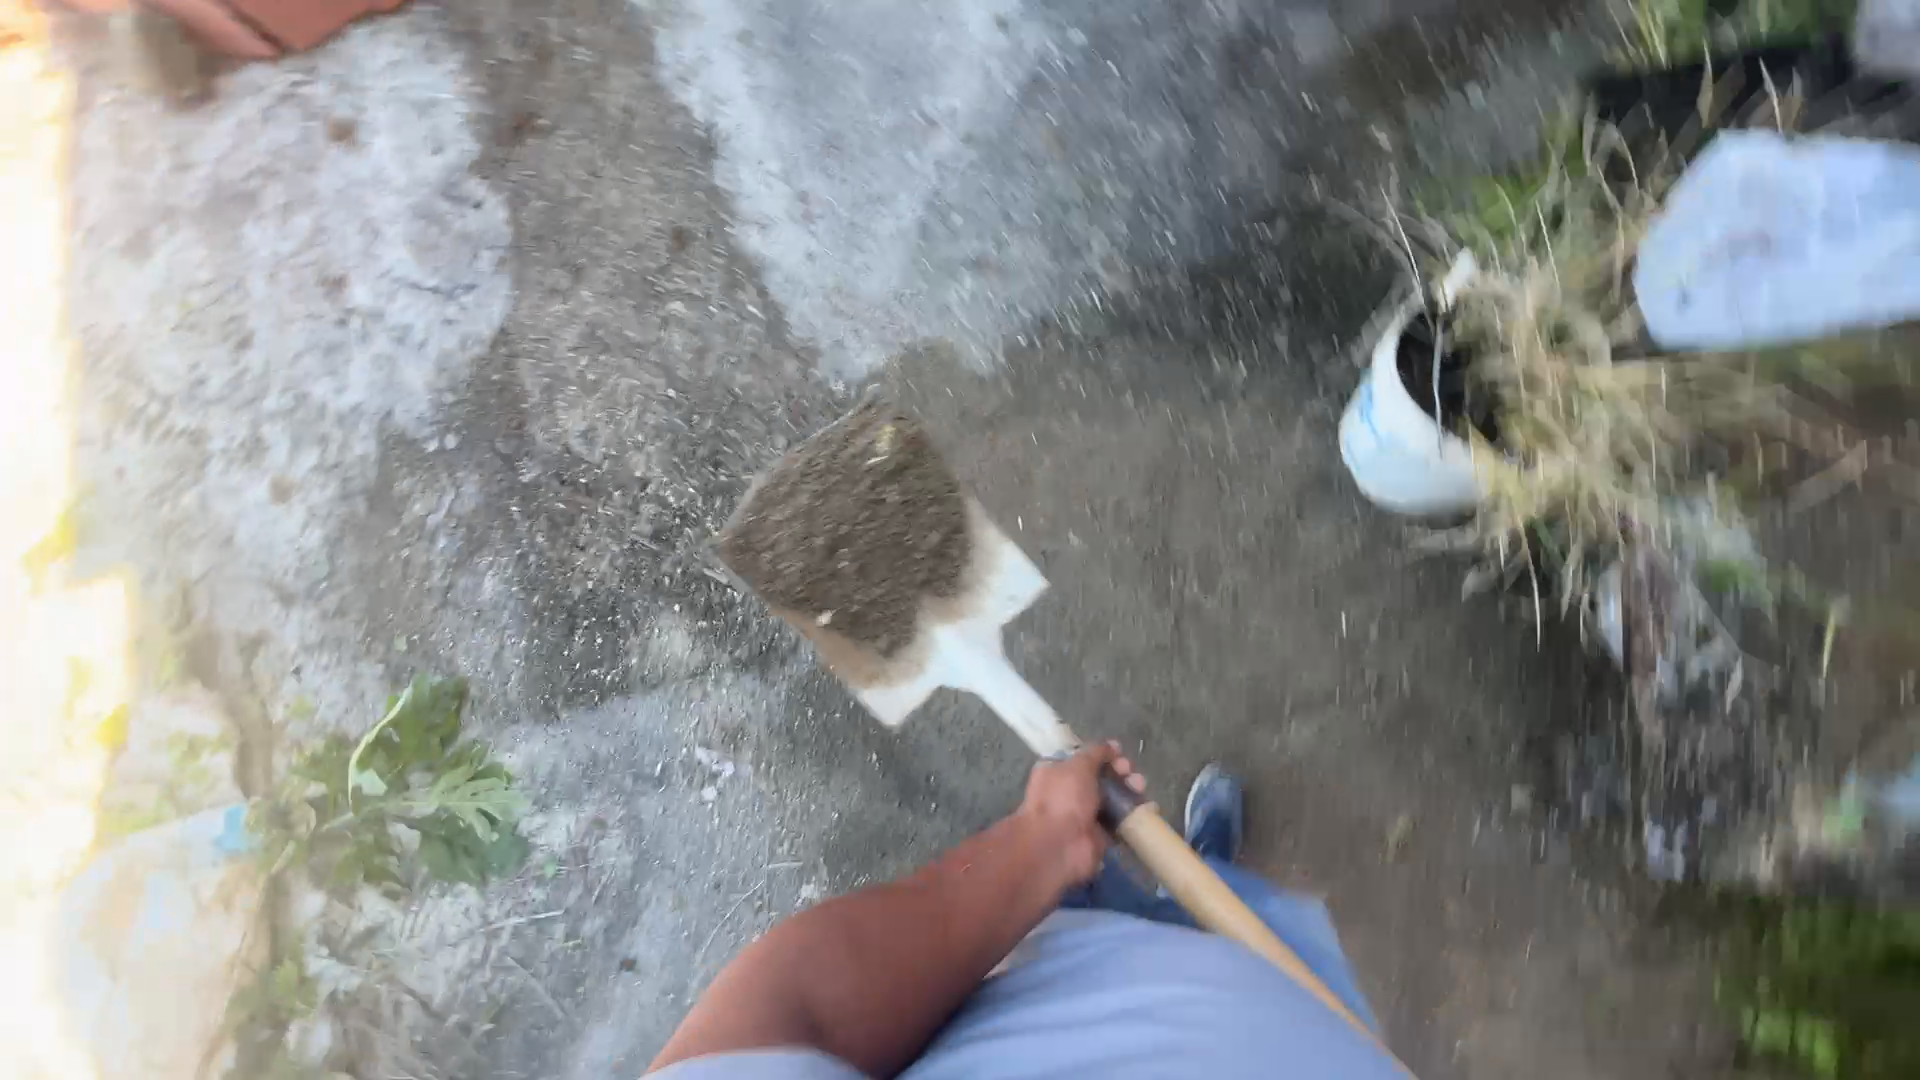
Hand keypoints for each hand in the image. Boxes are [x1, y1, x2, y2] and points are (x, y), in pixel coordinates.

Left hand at [1015, 741, 1146, 888]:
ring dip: (1128, 791)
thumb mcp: (1078, 765)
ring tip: (1140, 788)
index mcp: (1057, 771)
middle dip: (1119, 772)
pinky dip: (1132, 815)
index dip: (1102, 754)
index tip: (1118, 752)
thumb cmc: (1063, 798)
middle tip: (1130, 772)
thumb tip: (1112, 745)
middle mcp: (1069, 792)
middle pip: (1101, 777)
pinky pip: (1119, 822)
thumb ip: (1096, 752)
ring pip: (1112, 798)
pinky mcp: (1099, 835)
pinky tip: (1146, 808)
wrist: (1059, 845)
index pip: (1083, 758)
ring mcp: (1085, 815)